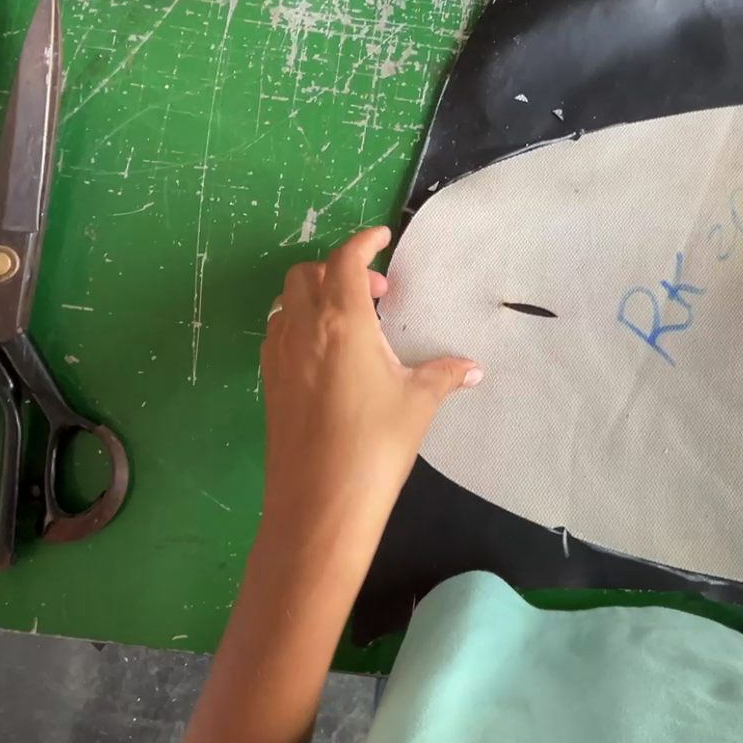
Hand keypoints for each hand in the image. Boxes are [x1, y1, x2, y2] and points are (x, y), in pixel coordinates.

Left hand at [258, 226, 481, 549]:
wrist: (318, 506)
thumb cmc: (375, 445)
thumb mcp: (419, 403)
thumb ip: (444, 375)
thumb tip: (473, 369)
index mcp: (342, 321)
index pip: (345, 260)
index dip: (364, 240)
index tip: (383, 236)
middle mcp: (303, 328)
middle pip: (308, 272)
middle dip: (340, 268)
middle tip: (376, 292)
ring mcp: (279, 355)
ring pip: (288, 300)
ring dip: (317, 294)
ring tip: (353, 321)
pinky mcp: (269, 382)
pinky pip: (279, 330)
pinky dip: (301, 321)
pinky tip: (328, 353)